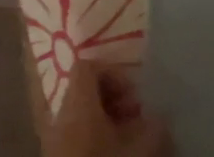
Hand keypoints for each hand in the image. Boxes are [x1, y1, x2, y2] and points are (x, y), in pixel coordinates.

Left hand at [46, 59, 170, 156]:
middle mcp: (60, 117)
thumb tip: (159, 118)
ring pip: (80, 114)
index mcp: (77, 106)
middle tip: (136, 117)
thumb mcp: (139, 149)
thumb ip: (154, 128)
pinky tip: (113, 153)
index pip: (86, 65)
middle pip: (84, 90)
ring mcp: (54, 141)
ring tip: (127, 139)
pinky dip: (94, 137)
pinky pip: (74, 135)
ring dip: (105, 120)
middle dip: (113, 99)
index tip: (133, 94)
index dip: (113, 72)